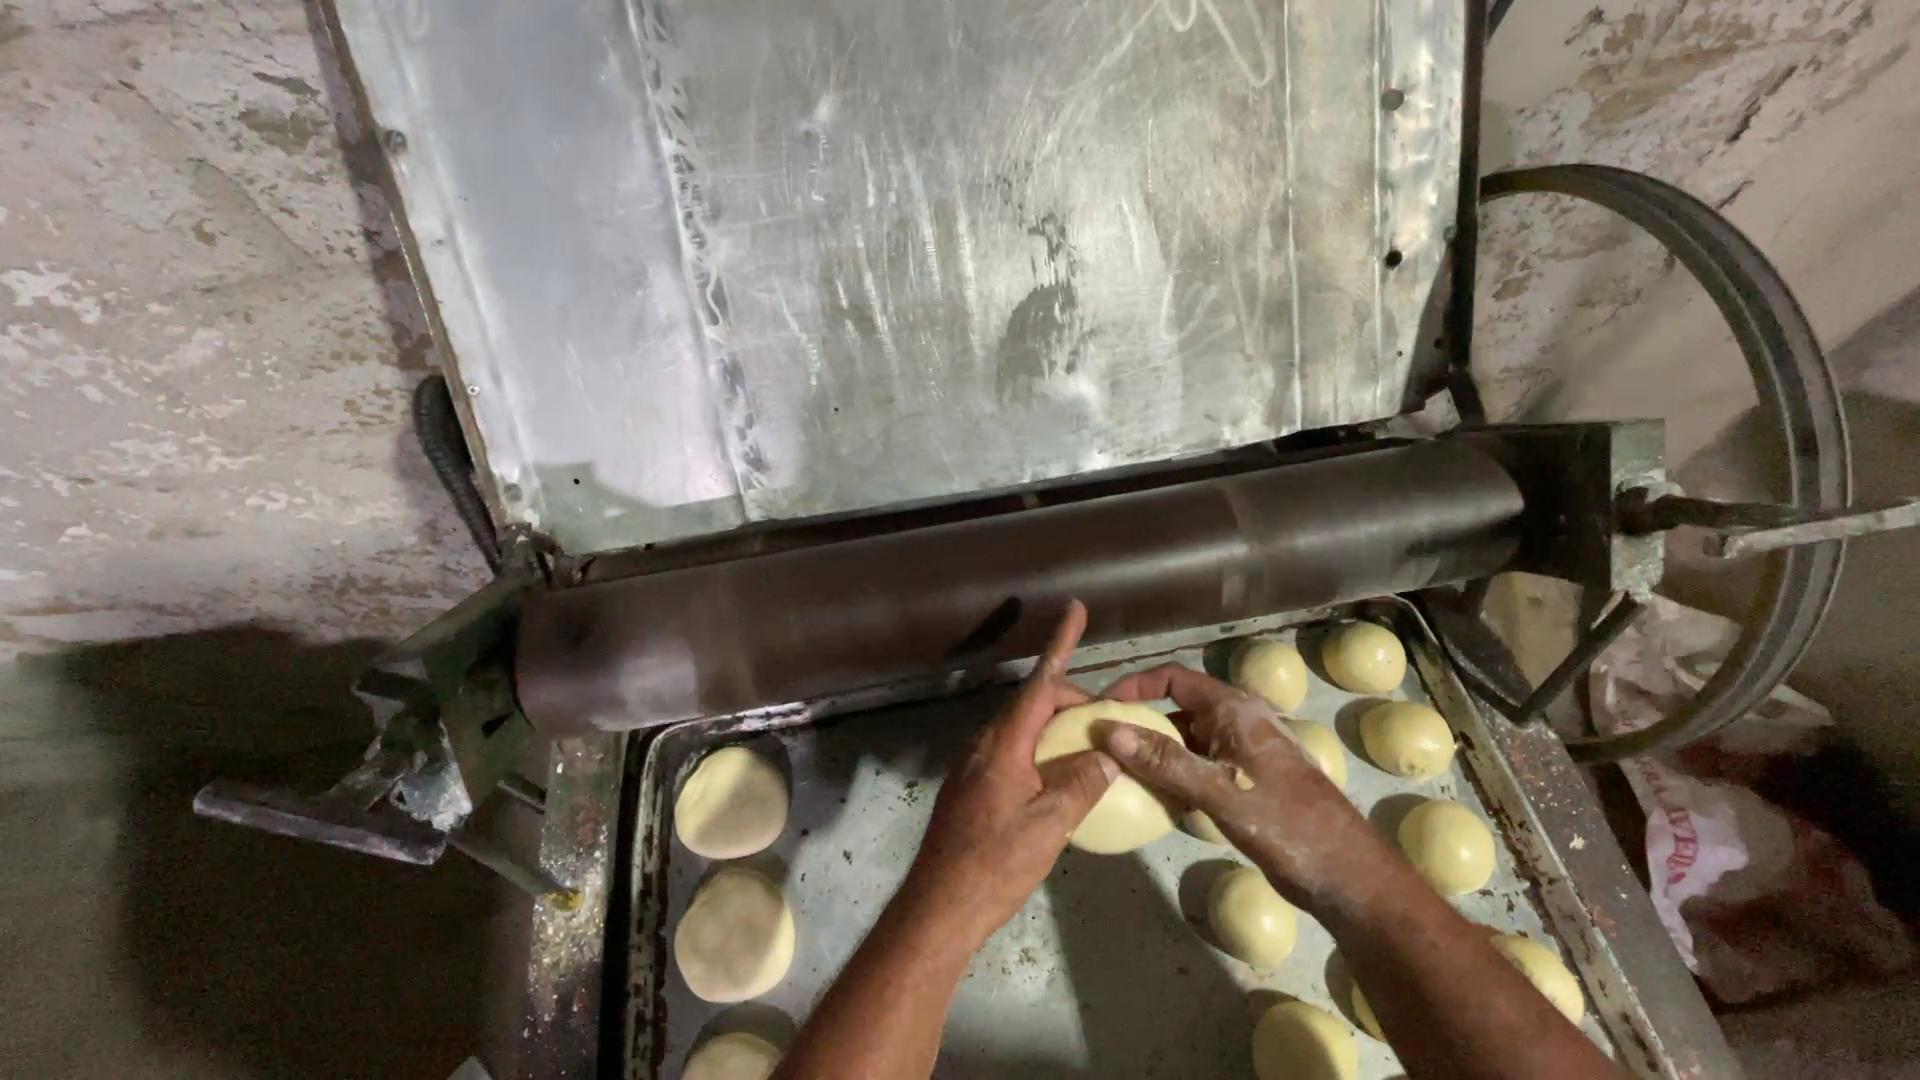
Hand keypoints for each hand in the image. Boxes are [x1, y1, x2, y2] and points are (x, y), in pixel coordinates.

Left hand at [899, 600, 1119, 948]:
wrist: (939, 905)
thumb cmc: (994, 864)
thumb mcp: (1050, 826)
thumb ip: (1082, 784)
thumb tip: (1111, 755)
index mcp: (1004, 744)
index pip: (1039, 684)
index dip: (1060, 643)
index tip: (1074, 608)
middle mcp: (986, 743)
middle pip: (1034, 704)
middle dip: (1071, 702)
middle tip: (1108, 727)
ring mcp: (975, 764)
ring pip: (1024, 730)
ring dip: (1057, 730)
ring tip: (1091, 752)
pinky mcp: (973, 786)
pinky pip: (1014, 753)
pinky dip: (1042, 753)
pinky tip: (1060, 781)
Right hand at [1093, 663, 1375, 909]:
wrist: (1345, 876)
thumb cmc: (1286, 824)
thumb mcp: (1219, 791)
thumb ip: (1164, 760)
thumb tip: (1108, 730)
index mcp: (1234, 709)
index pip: (1172, 678)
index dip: (1133, 685)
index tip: (1099, 707)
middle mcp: (1236, 723)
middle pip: (1174, 709)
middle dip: (1137, 724)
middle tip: (1100, 746)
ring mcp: (1240, 754)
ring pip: (1184, 742)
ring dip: (1153, 755)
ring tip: (1117, 774)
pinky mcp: (1243, 783)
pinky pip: (1195, 769)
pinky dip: (1171, 778)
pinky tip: (1153, 801)